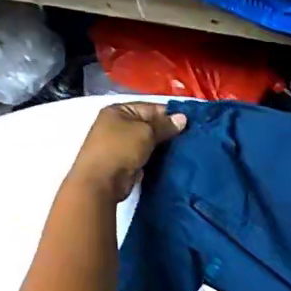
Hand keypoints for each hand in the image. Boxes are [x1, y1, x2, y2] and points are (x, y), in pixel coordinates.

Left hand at [66, 102, 187, 199]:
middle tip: (189, 137)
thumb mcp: (145, 132)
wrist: (100, 182)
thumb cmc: (120, 149)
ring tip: (184, 149)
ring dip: (163, 146)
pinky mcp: (125, 162)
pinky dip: (156, 158)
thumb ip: (164, 125)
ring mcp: (120, 145)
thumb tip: (183, 118)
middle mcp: (117, 125)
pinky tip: (172, 160)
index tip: (189, 123)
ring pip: (148, 142)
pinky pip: (145, 156)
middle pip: (149, 125)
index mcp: (118, 110)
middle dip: (167, 131)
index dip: (169, 115)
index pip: (150, 107)